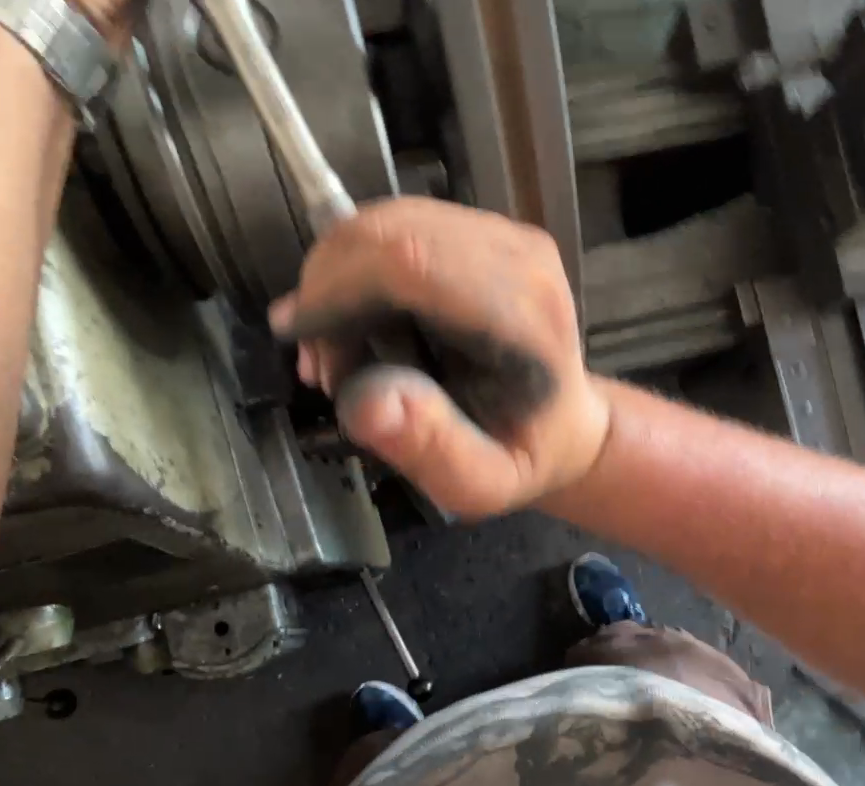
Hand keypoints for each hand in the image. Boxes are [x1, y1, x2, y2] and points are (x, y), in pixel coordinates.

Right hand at [270, 197, 611, 519]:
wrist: (564, 424)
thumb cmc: (523, 454)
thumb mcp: (482, 481)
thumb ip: (431, 448)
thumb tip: (367, 404)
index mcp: (526, 319)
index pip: (410, 265)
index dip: (337, 291)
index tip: (300, 342)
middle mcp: (519, 258)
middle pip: (385, 234)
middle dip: (328, 292)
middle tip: (324, 368)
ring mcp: (501, 233)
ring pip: (379, 225)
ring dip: (336, 283)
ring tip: (342, 358)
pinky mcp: (479, 228)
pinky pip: (392, 228)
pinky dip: (356, 272)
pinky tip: (358, 327)